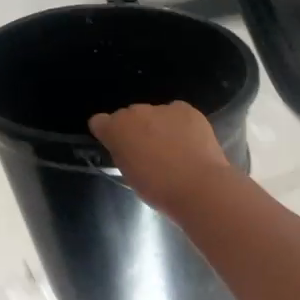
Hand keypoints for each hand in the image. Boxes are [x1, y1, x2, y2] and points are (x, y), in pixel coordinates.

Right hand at [88, 101, 237, 213]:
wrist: (200, 189)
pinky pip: (178, 113)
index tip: (119, 149)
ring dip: (159, 127)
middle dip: (136, 130)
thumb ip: (123, 154)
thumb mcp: (130, 175)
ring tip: (176, 151)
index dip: (108, 134)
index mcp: (114, 128)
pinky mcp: (186, 110)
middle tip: (151, 153)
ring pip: (154, 114)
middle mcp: (133, 112)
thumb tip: (128, 149)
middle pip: (129, 116)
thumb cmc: (159, 190)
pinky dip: (181, 124)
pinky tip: (190, 143)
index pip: (99, 122)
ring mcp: (160, 108)